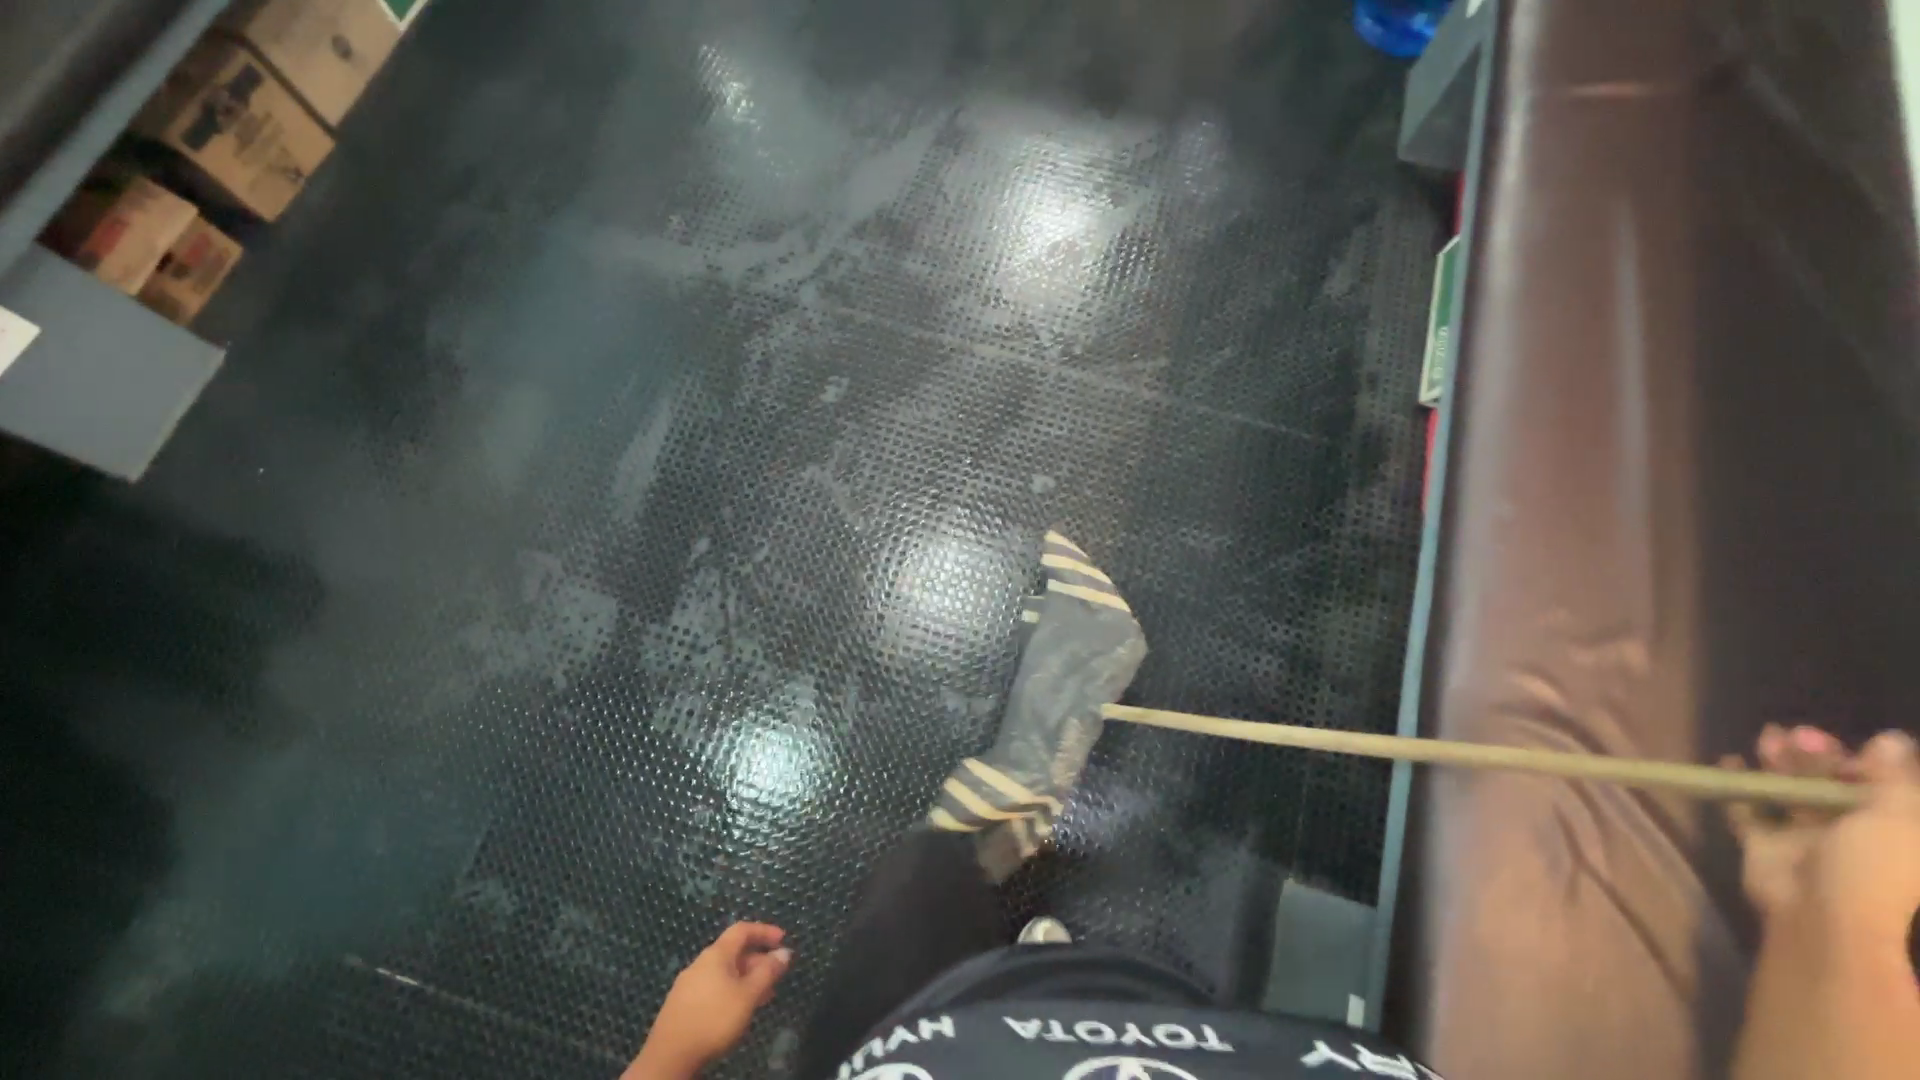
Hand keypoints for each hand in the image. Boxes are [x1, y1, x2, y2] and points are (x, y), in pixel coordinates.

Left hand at [624, 922, 791, 1079]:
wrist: (669, 1056)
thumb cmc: (714, 1019)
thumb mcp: (748, 995)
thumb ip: (767, 972)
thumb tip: (784, 952)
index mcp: (716, 954)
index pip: (742, 930)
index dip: (764, 931)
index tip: (782, 940)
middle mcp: (700, 963)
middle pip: (733, 952)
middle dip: (758, 960)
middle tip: (776, 975)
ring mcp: (688, 984)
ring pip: (724, 972)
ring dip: (746, 979)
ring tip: (763, 996)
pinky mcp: (682, 1004)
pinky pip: (713, 987)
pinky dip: (731, 990)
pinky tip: (738, 1010)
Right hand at [1724, 725, 1919, 940]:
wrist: (1822, 915)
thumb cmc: (1870, 866)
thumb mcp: (1895, 818)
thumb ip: (1891, 778)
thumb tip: (1889, 738)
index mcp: (1889, 827)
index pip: (1874, 783)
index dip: (1855, 758)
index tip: (1834, 742)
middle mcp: (1849, 829)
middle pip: (1827, 783)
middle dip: (1811, 756)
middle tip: (1791, 734)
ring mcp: (1803, 837)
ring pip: (1788, 792)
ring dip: (1777, 764)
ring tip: (1765, 739)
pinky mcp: (1764, 843)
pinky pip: (1748, 810)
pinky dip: (1738, 786)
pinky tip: (1729, 763)